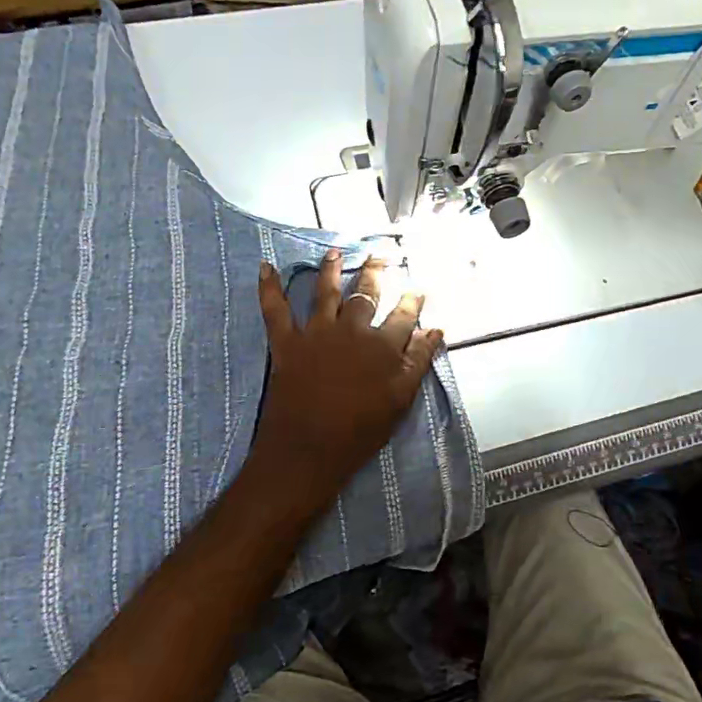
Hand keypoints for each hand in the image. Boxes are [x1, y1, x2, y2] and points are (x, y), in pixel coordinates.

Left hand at [248, 249, 444, 517]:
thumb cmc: (360, 431)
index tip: (418, 288)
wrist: (310, 449)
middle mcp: (351, 330)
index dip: (413, 301)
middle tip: (381, 255)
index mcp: (382, 346)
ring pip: (325, 291)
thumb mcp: (400, 400)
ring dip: (331, 268)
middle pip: (366, 294)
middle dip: (376, 273)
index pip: (404, 316)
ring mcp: (316, 333)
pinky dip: (268, 287)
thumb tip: (435, 330)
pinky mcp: (287, 342)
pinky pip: (275, 309)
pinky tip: (265, 266)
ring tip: (336, 251)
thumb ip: (418, 362)